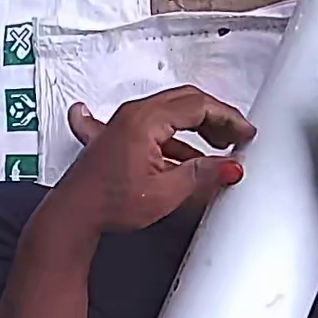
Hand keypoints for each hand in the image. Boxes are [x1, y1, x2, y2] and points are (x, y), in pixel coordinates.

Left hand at [46, 86, 255, 234]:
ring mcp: (122, 123)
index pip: (198, 106)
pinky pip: (154, 126)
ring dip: (196, 128)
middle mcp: (132, 114)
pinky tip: (184, 153)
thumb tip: (229, 166)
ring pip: (170, 113)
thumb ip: (202, 175)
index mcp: (145, 120)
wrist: (73, 214)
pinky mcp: (118, 135)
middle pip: (185, 102)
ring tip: (216, 148)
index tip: (244, 132)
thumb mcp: (166, 193)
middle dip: (215, 118)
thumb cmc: (106, 203)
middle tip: (235, 138)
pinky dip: (175, 137)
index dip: (228, 118)